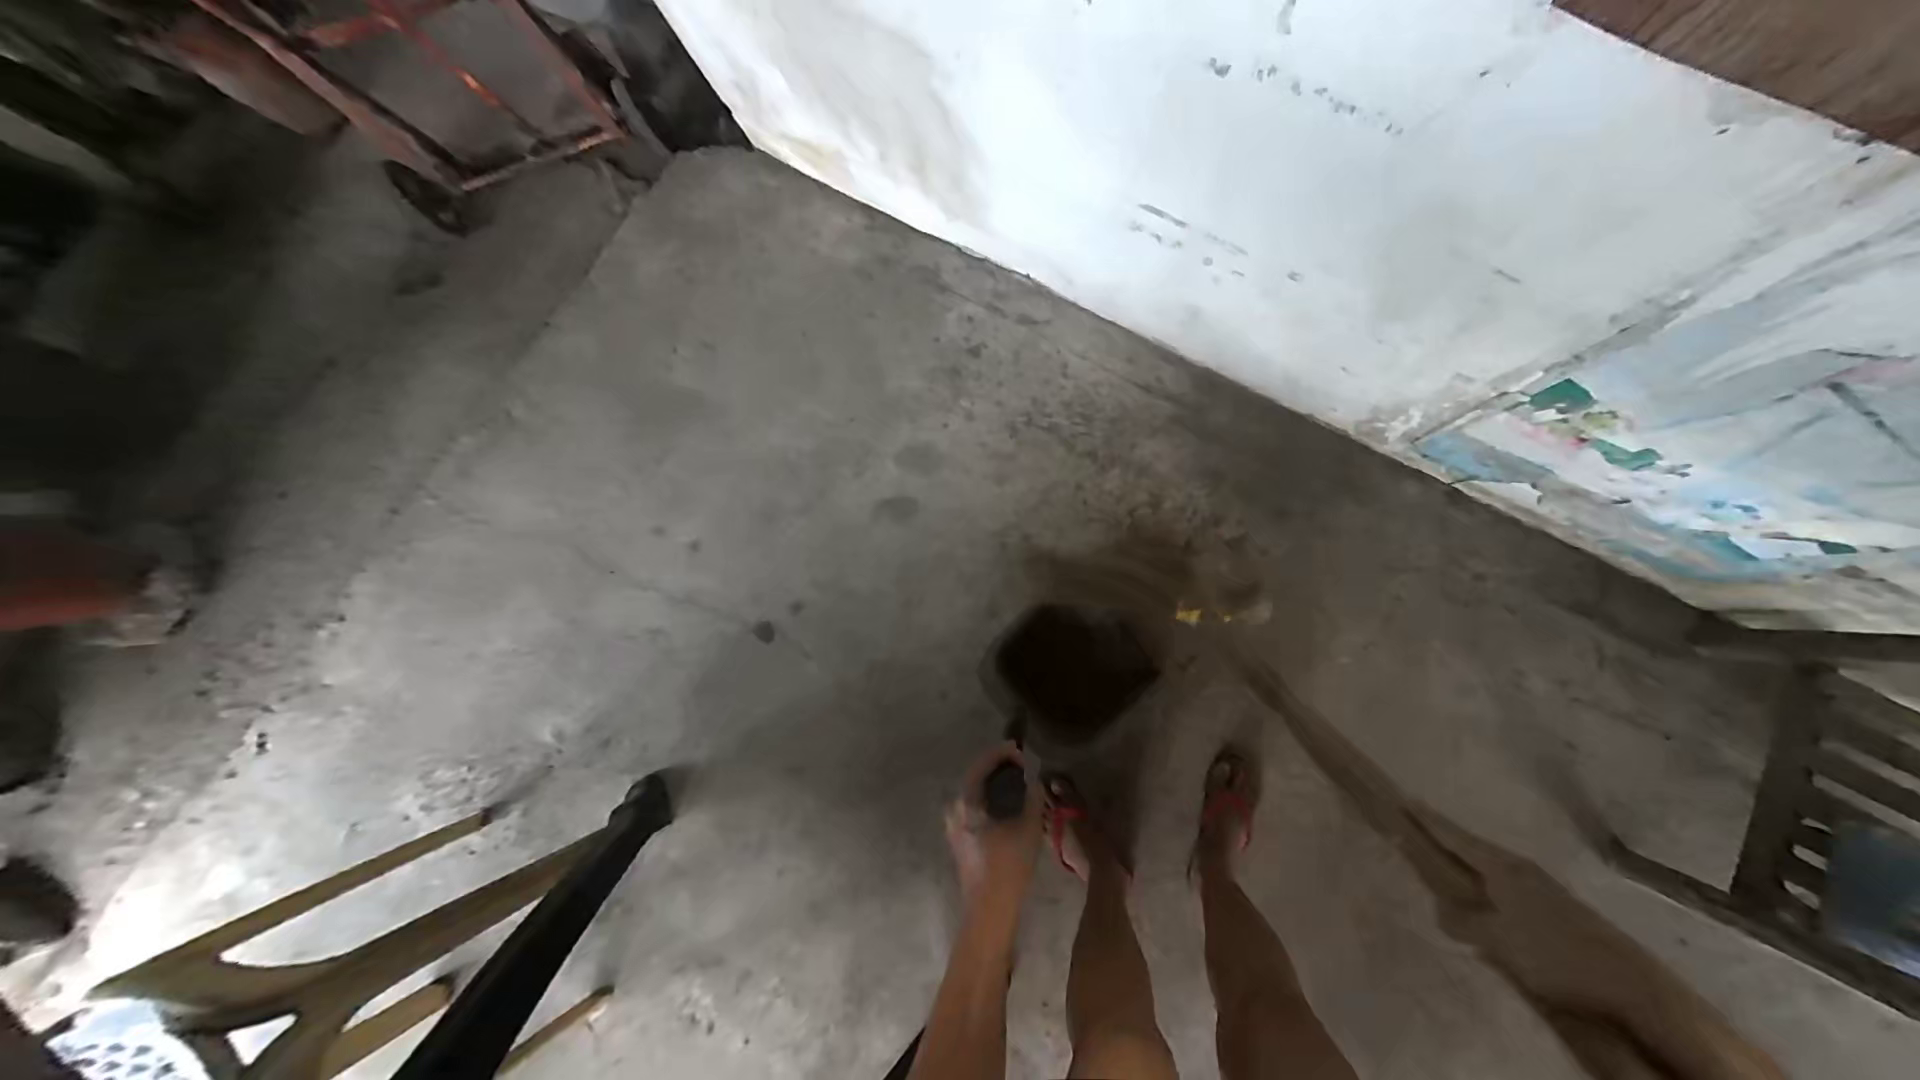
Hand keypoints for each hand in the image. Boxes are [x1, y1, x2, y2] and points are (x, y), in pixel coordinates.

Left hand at [943, 743, 1042, 910]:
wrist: (990, 912)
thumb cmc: (1008, 868)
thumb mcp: (1028, 827)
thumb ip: (1032, 796)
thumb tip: (1035, 777)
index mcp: (965, 802)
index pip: (981, 765)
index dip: (1001, 753)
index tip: (1020, 748)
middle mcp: (954, 808)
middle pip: (977, 776)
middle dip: (1000, 766)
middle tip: (1024, 763)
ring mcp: (955, 823)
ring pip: (977, 792)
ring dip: (998, 783)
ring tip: (1022, 779)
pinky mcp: (962, 836)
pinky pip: (977, 805)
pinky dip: (994, 798)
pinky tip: (1012, 801)